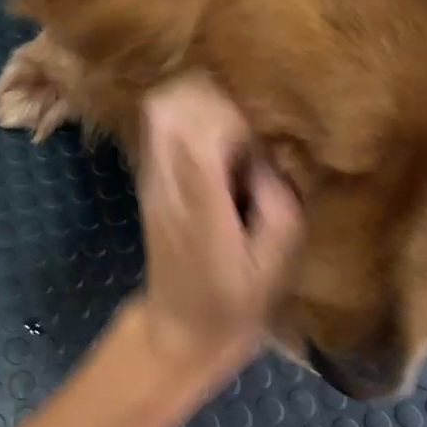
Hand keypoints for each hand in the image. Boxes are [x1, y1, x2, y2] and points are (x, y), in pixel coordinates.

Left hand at [133, 75, 304, 382]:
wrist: (180, 330)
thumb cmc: (235, 303)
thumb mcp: (276, 266)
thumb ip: (279, 204)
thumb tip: (272, 155)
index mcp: (199, 211)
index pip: (197, 138)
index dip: (230, 112)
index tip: (264, 119)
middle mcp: (165, 186)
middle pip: (166, 109)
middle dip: (211, 96)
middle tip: (249, 112)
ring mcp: (150, 180)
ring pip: (157, 111)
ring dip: (197, 101)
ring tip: (235, 120)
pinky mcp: (148, 179)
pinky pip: (158, 126)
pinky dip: (187, 113)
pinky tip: (218, 131)